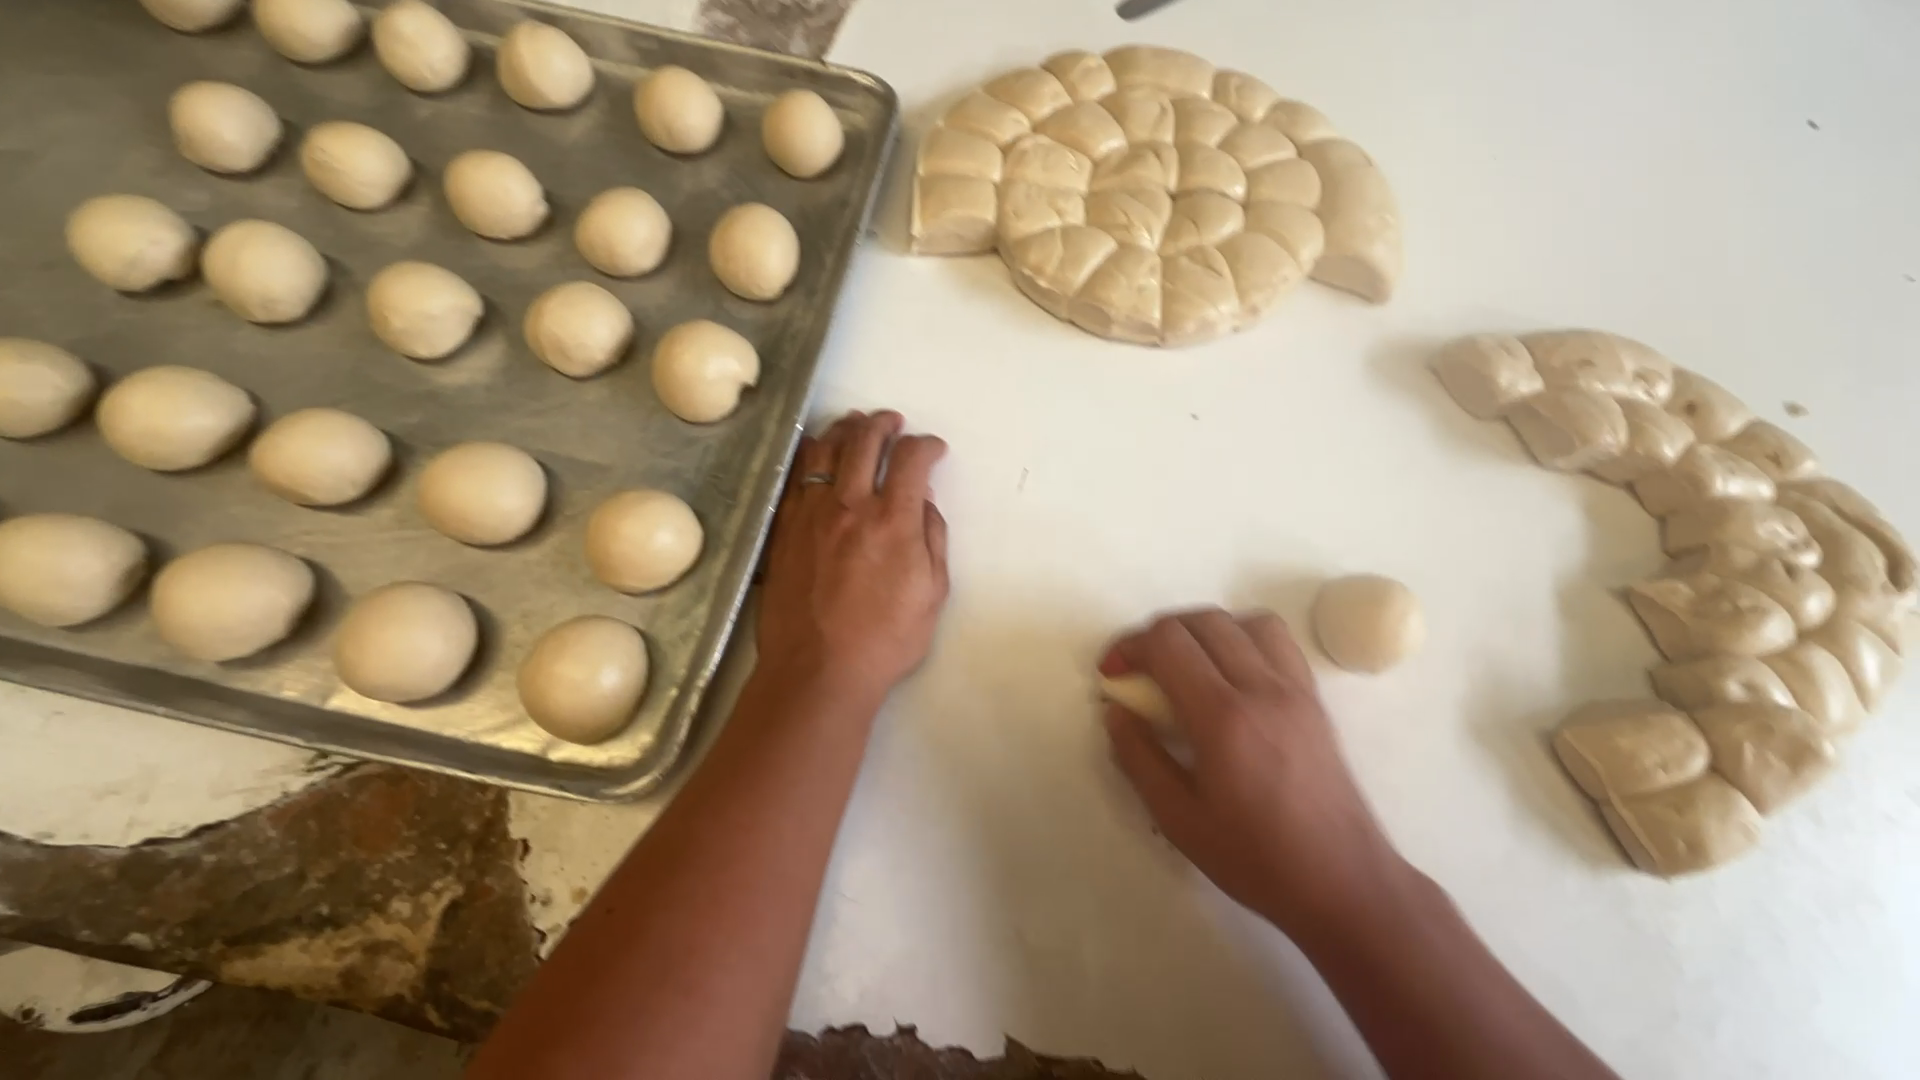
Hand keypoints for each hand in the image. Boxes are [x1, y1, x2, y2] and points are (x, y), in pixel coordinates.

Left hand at [757, 411, 950, 700]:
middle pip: (864, 441)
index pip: (910, 459)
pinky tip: (815, 453)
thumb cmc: (885, 639)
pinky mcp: (783, 529)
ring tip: (855, 425)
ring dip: (845, 429)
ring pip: (824, 450)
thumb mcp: (932, 593)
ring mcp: (810, 514)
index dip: (926, 446)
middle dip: (884, 424)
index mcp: (893, 521)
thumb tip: (923, 502)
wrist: (818, 670)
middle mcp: (850, 506)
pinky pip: (794, 477)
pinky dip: (808, 455)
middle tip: (893, 422)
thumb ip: (932, 539)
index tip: (933, 450)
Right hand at [1101, 608, 1408, 939]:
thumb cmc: (1255, 858)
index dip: (1129, 647)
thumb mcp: (1178, 819)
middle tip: (1138, 670)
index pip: (1168, 642)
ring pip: (1243, 621)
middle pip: (1202, 621)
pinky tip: (1229, 675)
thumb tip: (1115, 711)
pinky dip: (1243, 638)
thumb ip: (1139, 758)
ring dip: (1203, 630)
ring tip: (1185, 665)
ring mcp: (1294, 689)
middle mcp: (1261, 688)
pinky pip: (1277, 641)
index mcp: (1222, 717)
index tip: (1112, 675)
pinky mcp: (1314, 699)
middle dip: (1158, 634)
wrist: (1343, 882)